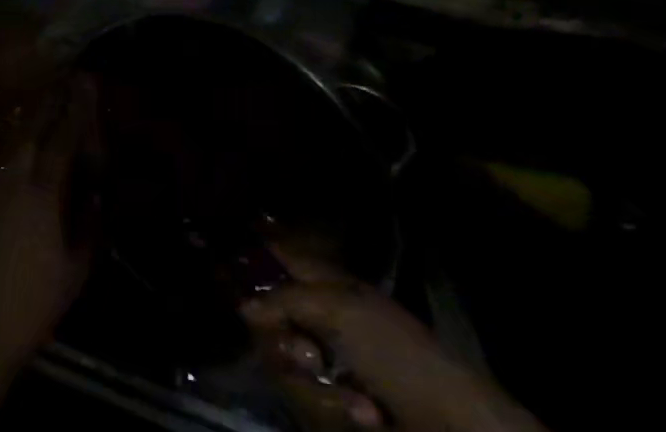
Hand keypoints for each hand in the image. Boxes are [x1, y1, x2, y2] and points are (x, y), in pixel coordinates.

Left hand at [0, 74, 98, 354]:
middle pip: (34, 128)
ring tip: (39, 95)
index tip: (87, 85)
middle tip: (66, 79)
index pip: (63, 140)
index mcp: (45, 191)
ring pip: (10, 136)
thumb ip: (88, 221)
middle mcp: (17, 177)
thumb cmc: (42, 291)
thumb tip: (95, 191)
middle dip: (51, 102)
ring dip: (26, 113)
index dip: (77, 111)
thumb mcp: (80, 260)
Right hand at [240, 245, 546, 431]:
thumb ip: (286, 299)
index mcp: (324, 282)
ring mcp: (324, 360)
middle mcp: (317, 315)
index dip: (247, 251)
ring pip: (280, 364)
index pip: (274, 254)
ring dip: (317, 389)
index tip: (212, 253)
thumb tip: (243, 304)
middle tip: (309, 357)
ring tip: (357, 404)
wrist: (453, 428)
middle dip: (283, 345)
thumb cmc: (400, 354)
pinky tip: (365, 416)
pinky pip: (303, 399)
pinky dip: (334, 410)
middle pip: (264, 317)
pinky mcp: (330, 400)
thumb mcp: (342, 311)